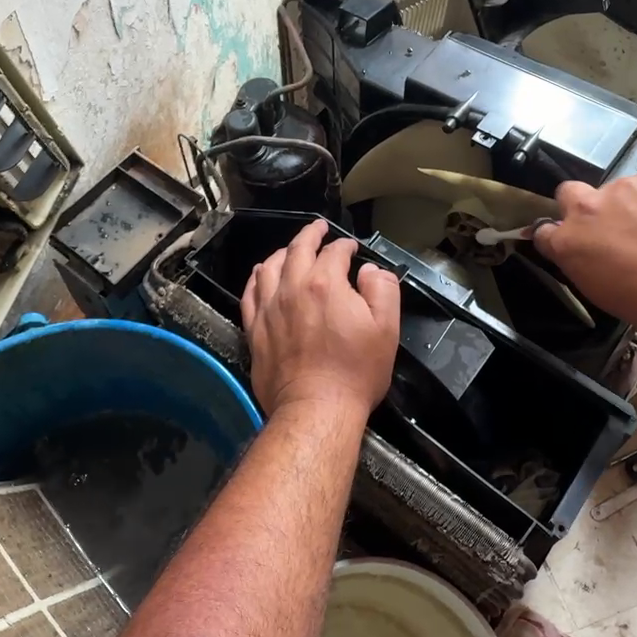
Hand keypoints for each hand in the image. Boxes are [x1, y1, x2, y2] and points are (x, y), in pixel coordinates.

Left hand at [241, 220, 400, 419]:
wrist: (317, 408)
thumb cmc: (356, 371)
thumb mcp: (386, 329)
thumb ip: (382, 290)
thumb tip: (369, 270)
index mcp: (326, 284)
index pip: (334, 252)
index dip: (344, 245)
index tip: (351, 248)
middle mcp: (292, 288)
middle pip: (298, 250)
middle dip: (310, 234)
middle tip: (318, 228)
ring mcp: (269, 309)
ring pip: (269, 267)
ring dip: (281, 252)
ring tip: (289, 249)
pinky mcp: (255, 329)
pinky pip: (249, 294)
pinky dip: (255, 278)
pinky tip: (260, 275)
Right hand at [533, 168, 636, 338]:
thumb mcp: (602, 292)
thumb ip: (583, 262)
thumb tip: (586, 251)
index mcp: (568, 242)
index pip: (544, 231)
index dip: (559, 236)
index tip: (575, 243)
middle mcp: (588, 208)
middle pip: (569, 193)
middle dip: (582, 205)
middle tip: (611, 226)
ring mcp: (624, 187)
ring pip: (620, 190)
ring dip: (632, 205)